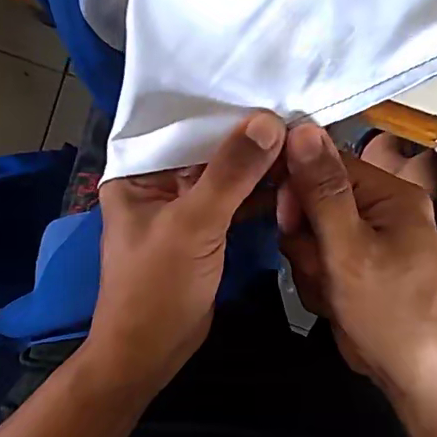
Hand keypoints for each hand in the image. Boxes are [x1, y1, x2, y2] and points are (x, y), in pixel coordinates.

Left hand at [85, 111, 285, 392]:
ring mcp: (181, 208)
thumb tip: (270, 121)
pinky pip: (232, 200)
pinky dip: (257, 191)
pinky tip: (291, 175)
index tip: (265, 83)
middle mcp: (155, 183)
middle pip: (203, 147)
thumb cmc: (157, 288)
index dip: (219, 106)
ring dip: (256, 162)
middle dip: (244, 133)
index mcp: (135, 173)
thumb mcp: (193, 225)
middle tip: (292, 107)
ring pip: (222, 174)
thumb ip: (230, 173)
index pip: (177, 125)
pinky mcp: (203, 230)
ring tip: (300, 136)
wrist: (150, 352)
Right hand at [276, 123, 436, 396]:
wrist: (414, 376)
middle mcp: (379, 211)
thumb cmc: (389, 310)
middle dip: (306, 239)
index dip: (299, 187)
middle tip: (319, 266)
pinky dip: (317, 283)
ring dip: (309, 266)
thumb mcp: (349, 248)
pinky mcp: (353, 269)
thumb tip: (302, 127)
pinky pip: (315, 261)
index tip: (286, 219)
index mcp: (390, 194)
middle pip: (313, 201)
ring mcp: (365, 242)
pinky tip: (333, 302)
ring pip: (308, 236)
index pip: (328, 163)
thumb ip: (322, 190)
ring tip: (332, 291)